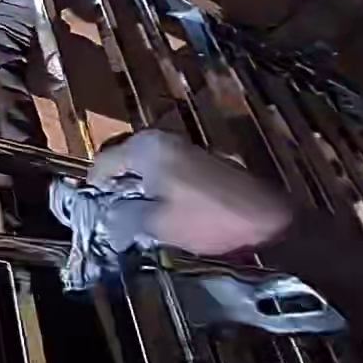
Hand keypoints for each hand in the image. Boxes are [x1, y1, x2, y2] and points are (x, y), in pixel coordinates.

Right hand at [87, 131, 291, 255]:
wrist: (270, 221)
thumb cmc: (209, 219)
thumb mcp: (158, 223)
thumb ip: (122, 217)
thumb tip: (103, 219)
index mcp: (145, 148)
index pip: (102, 162)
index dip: (93, 189)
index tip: (92, 214)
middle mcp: (159, 139)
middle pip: (120, 160)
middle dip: (112, 187)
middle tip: (110, 217)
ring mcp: (179, 146)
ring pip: (139, 165)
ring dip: (132, 188)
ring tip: (131, 218)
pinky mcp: (194, 159)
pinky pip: (159, 168)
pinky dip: (151, 186)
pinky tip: (156, 211)